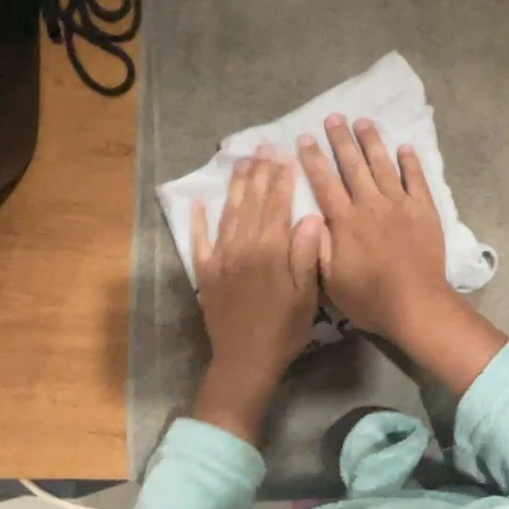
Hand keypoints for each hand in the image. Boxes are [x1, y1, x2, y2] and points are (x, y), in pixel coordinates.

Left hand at [190, 143, 326, 444]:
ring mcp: (221, 258)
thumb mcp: (306, 296)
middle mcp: (244, 247)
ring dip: (236, 187)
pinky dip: (198, 220)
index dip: (281, 179)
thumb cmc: (284, 331)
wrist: (245, 360)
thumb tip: (310, 217)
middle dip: (259, 174)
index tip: (284, 155)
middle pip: (252, 203)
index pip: (277, 206)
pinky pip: (199, 240)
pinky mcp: (206, 273)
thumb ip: (306, 255)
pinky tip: (199, 202)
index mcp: (272, 251)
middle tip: (262, 148)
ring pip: (229, 214)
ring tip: (241, 163)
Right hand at [300, 115, 507, 396]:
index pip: (324, 182)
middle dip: (341, 140)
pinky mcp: (424, 211)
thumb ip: (319, 247)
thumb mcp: (331, 281)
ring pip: (383, 165)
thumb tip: (310, 218)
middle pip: (353, 165)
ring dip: (372, 142)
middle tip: (334, 117)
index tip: (304, 138)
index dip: (313, 159)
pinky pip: (417, 179)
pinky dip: (410, 162)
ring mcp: (400, 205)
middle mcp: (370, 205)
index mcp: (345, 222)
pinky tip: (404, 147)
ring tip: (363, 122)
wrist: (415, 305)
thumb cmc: (369, 299)